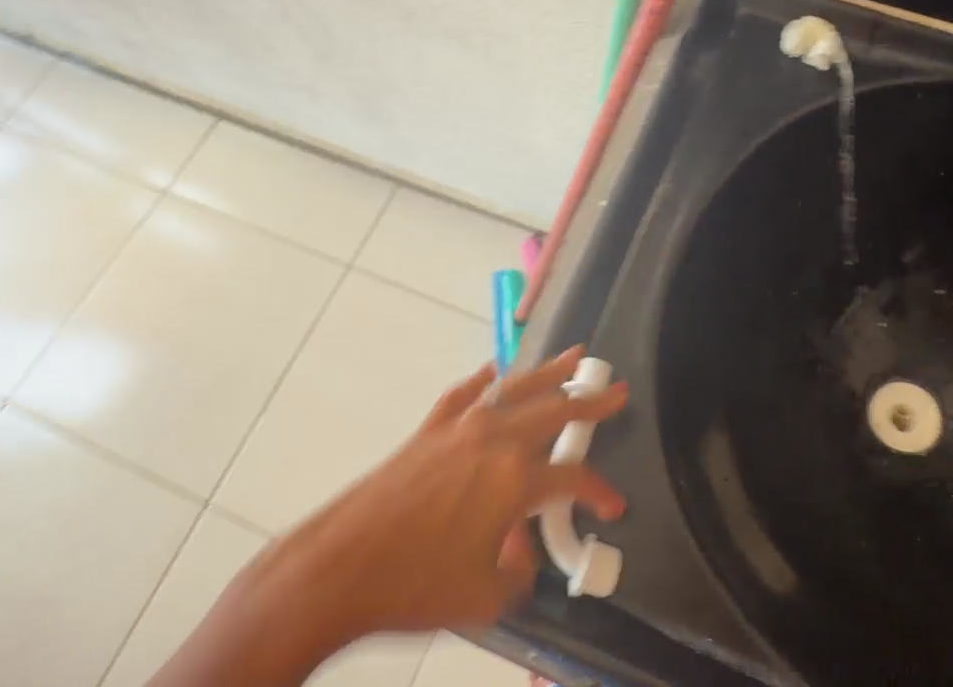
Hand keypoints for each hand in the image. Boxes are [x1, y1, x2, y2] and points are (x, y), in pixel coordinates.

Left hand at [151, 346, 627, 686]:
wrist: (338, 569)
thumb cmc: (416, 585)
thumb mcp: (486, 596)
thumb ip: (519, 568)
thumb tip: (520, 549)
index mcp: (516, 480)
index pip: (574, 479)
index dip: (599, 493)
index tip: (611, 508)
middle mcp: (493, 441)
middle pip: (554, 411)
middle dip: (589, 401)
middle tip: (614, 388)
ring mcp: (457, 429)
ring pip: (514, 389)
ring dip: (547, 373)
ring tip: (572, 357)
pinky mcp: (426, 433)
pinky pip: (462, 396)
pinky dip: (481, 383)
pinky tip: (491, 372)